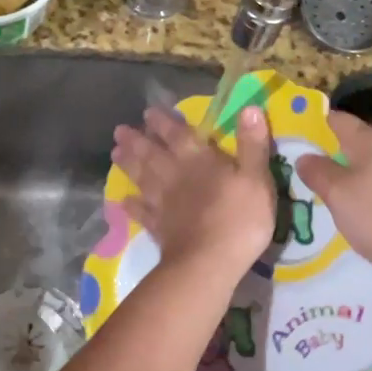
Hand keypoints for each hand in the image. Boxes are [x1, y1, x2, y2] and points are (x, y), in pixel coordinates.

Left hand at [111, 106, 275, 274]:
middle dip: (136, 140)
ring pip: (142, 178)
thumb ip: (253, 145)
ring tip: (114, 154)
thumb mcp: (257, 179)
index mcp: (199, 160)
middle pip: (152, 154)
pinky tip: (122, 202)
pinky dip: (131, 206)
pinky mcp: (159, 227)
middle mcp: (175, 176)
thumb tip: (250, 108)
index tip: (147, 112)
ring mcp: (163, 203)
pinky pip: (141, 213)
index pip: (178, 135)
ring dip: (128, 165)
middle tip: (119, 131)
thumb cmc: (240, 219)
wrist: (209, 262)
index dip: (163, 122)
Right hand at [295, 111, 371, 296]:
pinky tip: (355, 216)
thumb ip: (317, 172)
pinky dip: (365, 197)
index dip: (311, 124)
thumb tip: (305, 156)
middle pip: (353, 142)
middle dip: (327, 154)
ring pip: (369, 167)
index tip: (288, 138)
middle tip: (297, 173)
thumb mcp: (339, 195)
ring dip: (346, 178)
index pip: (335, 118)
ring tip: (321, 197)